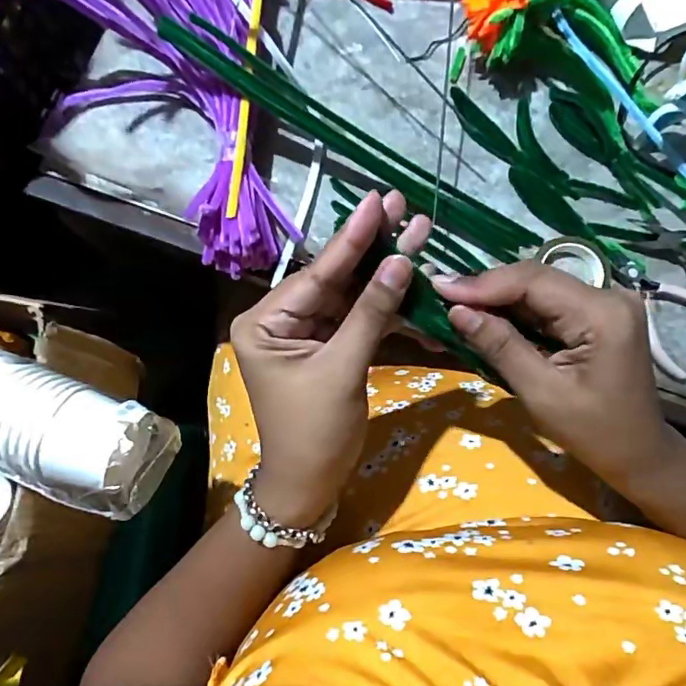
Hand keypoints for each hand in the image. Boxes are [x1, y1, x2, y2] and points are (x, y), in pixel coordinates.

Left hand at [232, 191, 429, 523]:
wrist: (311, 484)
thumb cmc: (315, 431)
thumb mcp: (342, 369)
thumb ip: (371, 314)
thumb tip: (400, 263)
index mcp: (265, 321)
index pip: (317, 273)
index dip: (353, 238)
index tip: (379, 201)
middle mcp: (283, 320)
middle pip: (336, 278)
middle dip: (372, 248)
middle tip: (403, 207)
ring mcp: (308, 335)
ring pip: (353, 297)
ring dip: (387, 276)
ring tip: (419, 237)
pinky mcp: (331, 350)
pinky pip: (361, 321)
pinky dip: (389, 312)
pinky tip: (417, 289)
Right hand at [434, 262, 677, 487]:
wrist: (638, 454)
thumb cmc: (594, 432)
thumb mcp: (541, 392)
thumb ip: (501, 346)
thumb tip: (458, 312)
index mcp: (602, 312)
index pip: (534, 281)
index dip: (484, 283)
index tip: (441, 288)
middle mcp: (609, 295)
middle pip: (537, 280)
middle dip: (488, 289)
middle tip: (442, 295)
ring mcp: (606, 304)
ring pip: (541, 291)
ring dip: (500, 300)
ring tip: (456, 304)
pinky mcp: (599, 316)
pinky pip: (551, 307)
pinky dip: (519, 314)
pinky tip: (488, 316)